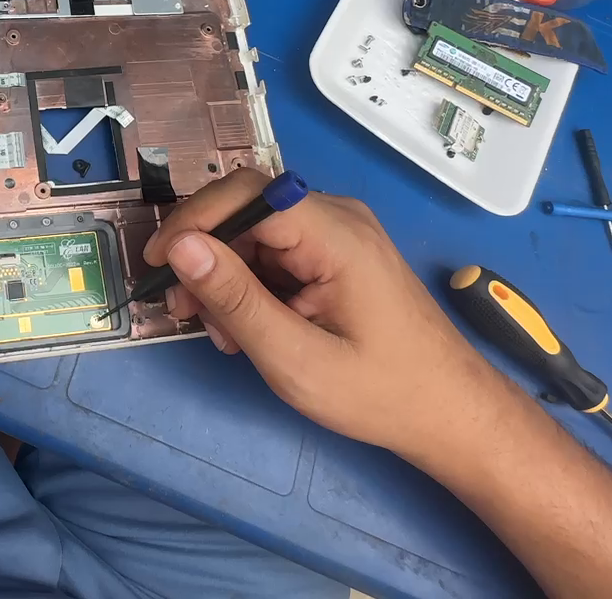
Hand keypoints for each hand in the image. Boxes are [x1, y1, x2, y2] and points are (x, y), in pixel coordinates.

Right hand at [142, 169, 521, 459]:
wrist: (454, 418)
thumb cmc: (380, 394)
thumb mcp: (295, 358)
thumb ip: (235, 299)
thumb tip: (179, 245)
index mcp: (335, 233)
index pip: (245, 194)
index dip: (193, 220)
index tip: (157, 263)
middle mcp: (336, 216)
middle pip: (245, 210)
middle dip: (205, 255)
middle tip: (181, 308)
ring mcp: (337, 232)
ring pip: (253, 232)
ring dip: (224, 276)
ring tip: (220, 331)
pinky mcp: (334, 252)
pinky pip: (273, 250)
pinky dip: (248, 283)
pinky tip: (246, 325)